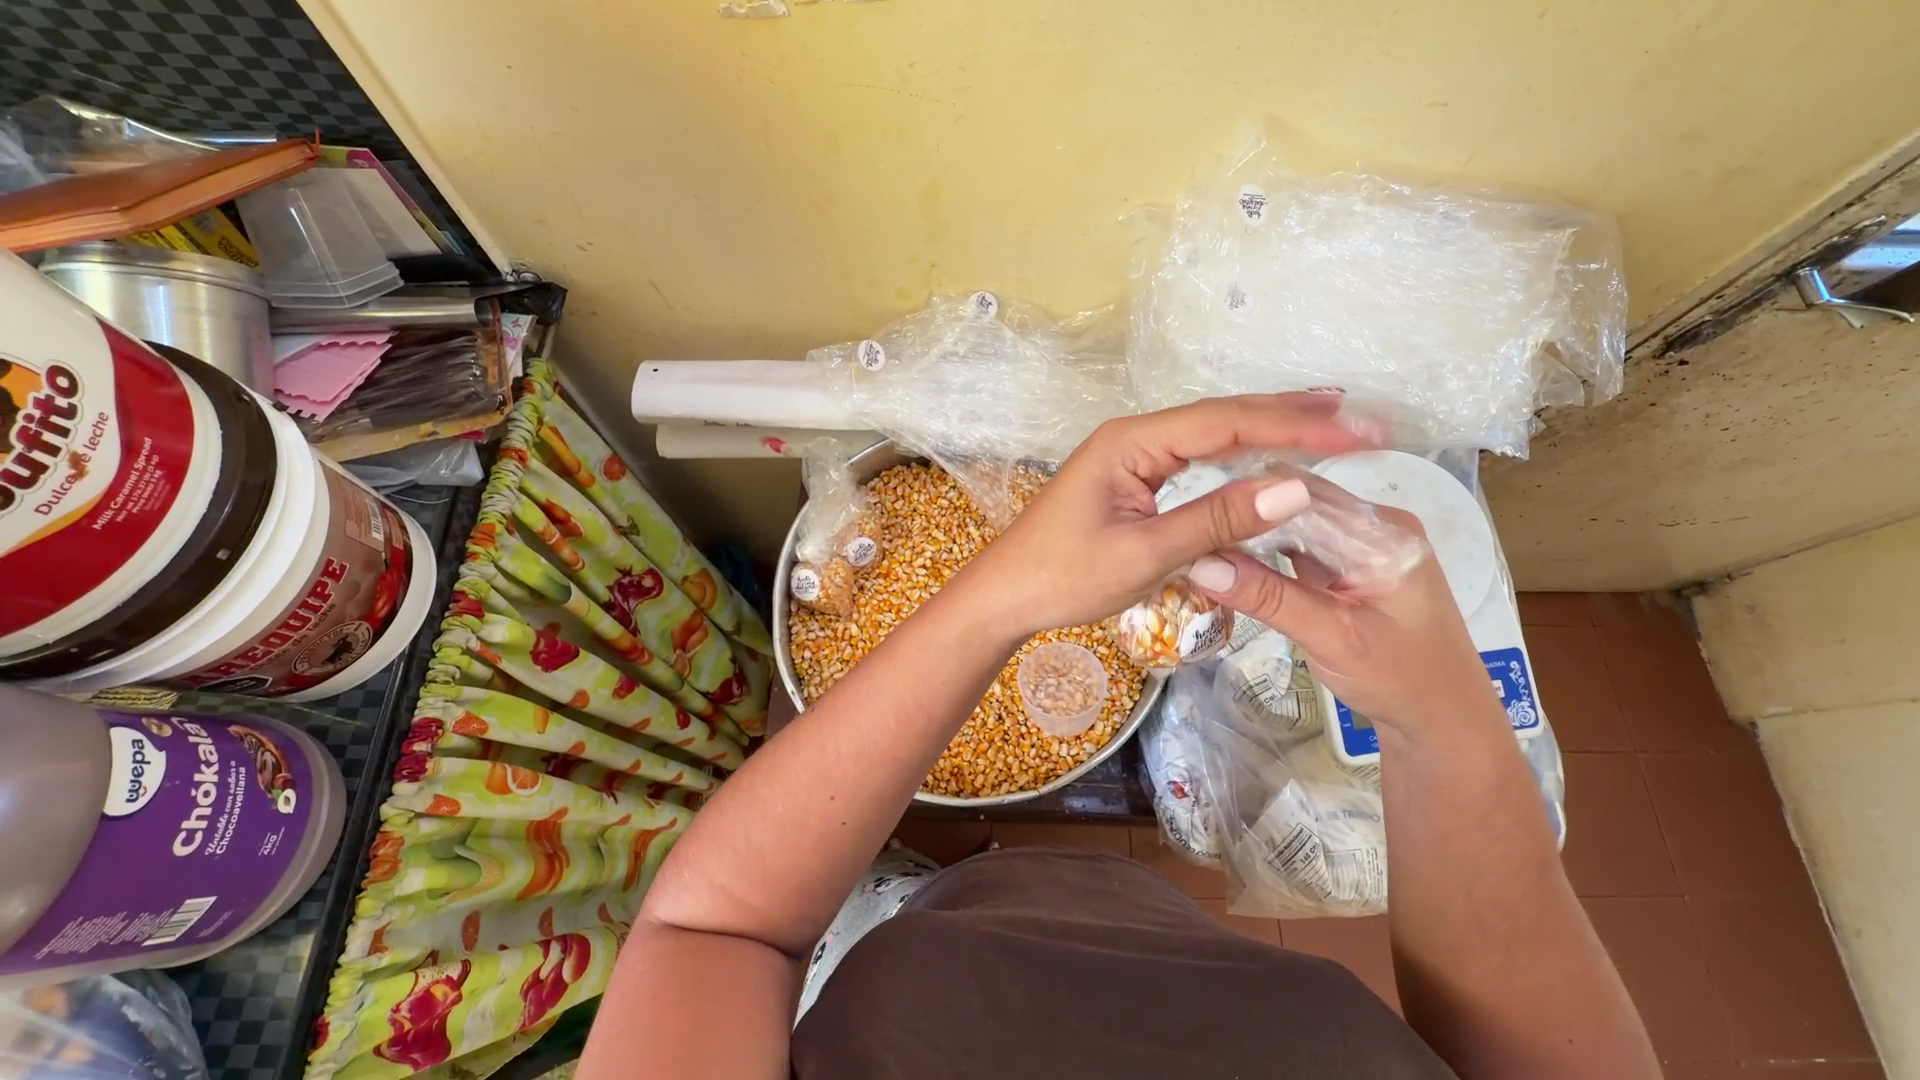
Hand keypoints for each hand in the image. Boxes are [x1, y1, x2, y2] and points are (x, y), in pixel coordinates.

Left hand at [958, 394, 1375, 637]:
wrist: (1004, 596)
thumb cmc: (1063, 577)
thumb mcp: (1145, 553)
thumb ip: (1218, 520)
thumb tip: (1296, 488)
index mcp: (1132, 443)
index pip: (1227, 422)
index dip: (1296, 425)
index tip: (1357, 430)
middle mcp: (1133, 437)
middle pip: (1222, 417)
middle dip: (1291, 416)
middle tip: (1359, 417)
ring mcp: (1130, 456)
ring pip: (1210, 435)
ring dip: (1268, 430)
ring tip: (1330, 423)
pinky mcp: (1130, 479)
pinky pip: (1194, 459)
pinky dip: (1237, 456)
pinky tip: (1264, 458)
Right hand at [1185, 510, 1500, 733]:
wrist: (1443, 722)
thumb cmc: (1400, 680)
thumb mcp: (1332, 638)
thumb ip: (1268, 597)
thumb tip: (1200, 564)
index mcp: (1380, 531)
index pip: (1300, 493)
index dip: (1243, 498)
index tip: (1190, 510)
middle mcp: (1373, 525)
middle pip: (1295, 503)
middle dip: (1242, 515)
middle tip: (1184, 528)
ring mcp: (1361, 546)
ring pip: (1292, 524)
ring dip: (1249, 534)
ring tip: (1197, 540)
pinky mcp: (1349, 567)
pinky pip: (1299, 547)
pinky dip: (1265, 554)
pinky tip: (1228, 562)